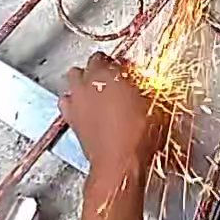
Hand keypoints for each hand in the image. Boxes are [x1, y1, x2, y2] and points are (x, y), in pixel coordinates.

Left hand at [61, 52, 164, 170]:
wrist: (119, 162)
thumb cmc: (138, 135)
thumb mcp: (154, 107)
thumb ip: (146, 90)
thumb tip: (145, 86)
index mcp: (110, 74)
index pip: (112, 57)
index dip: (121, 63)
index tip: (128, 69)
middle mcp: (89, 82)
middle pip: (90, 63)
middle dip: (101, 67)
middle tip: (112, 76)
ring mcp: (77, 99)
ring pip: (73, 77)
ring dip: (83, 80)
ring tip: (96, 88)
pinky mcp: (70, 117)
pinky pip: (66, 101)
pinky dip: (73, 100)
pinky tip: (83, 107)